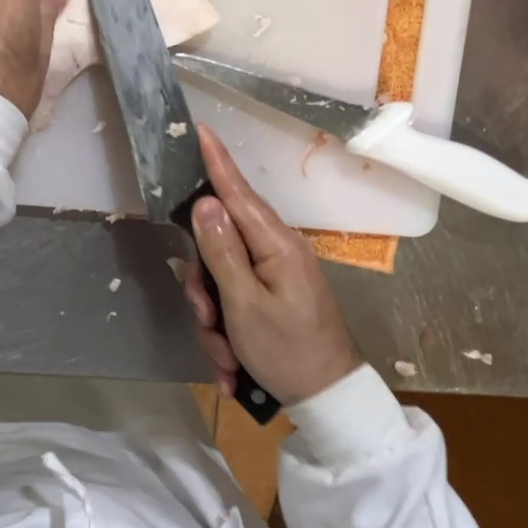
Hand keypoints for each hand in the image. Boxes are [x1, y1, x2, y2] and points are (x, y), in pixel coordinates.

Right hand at [178, 125, 361, 404]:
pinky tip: (232, 364)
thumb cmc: (286, 350)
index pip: (237, 193)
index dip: (216, 162)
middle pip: (218, 244)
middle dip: (204, 286)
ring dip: (214, 319)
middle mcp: (276, 251)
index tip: (200, 129)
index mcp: (275, 246)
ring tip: (226, 354)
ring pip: (220, 279)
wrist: (327, 397)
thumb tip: (204, 203)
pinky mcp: (271, 295)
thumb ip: (221, 251)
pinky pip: (233, 301)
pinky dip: (226, 332)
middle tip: (207, 318)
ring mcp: (275, 274)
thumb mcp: (244, 304)